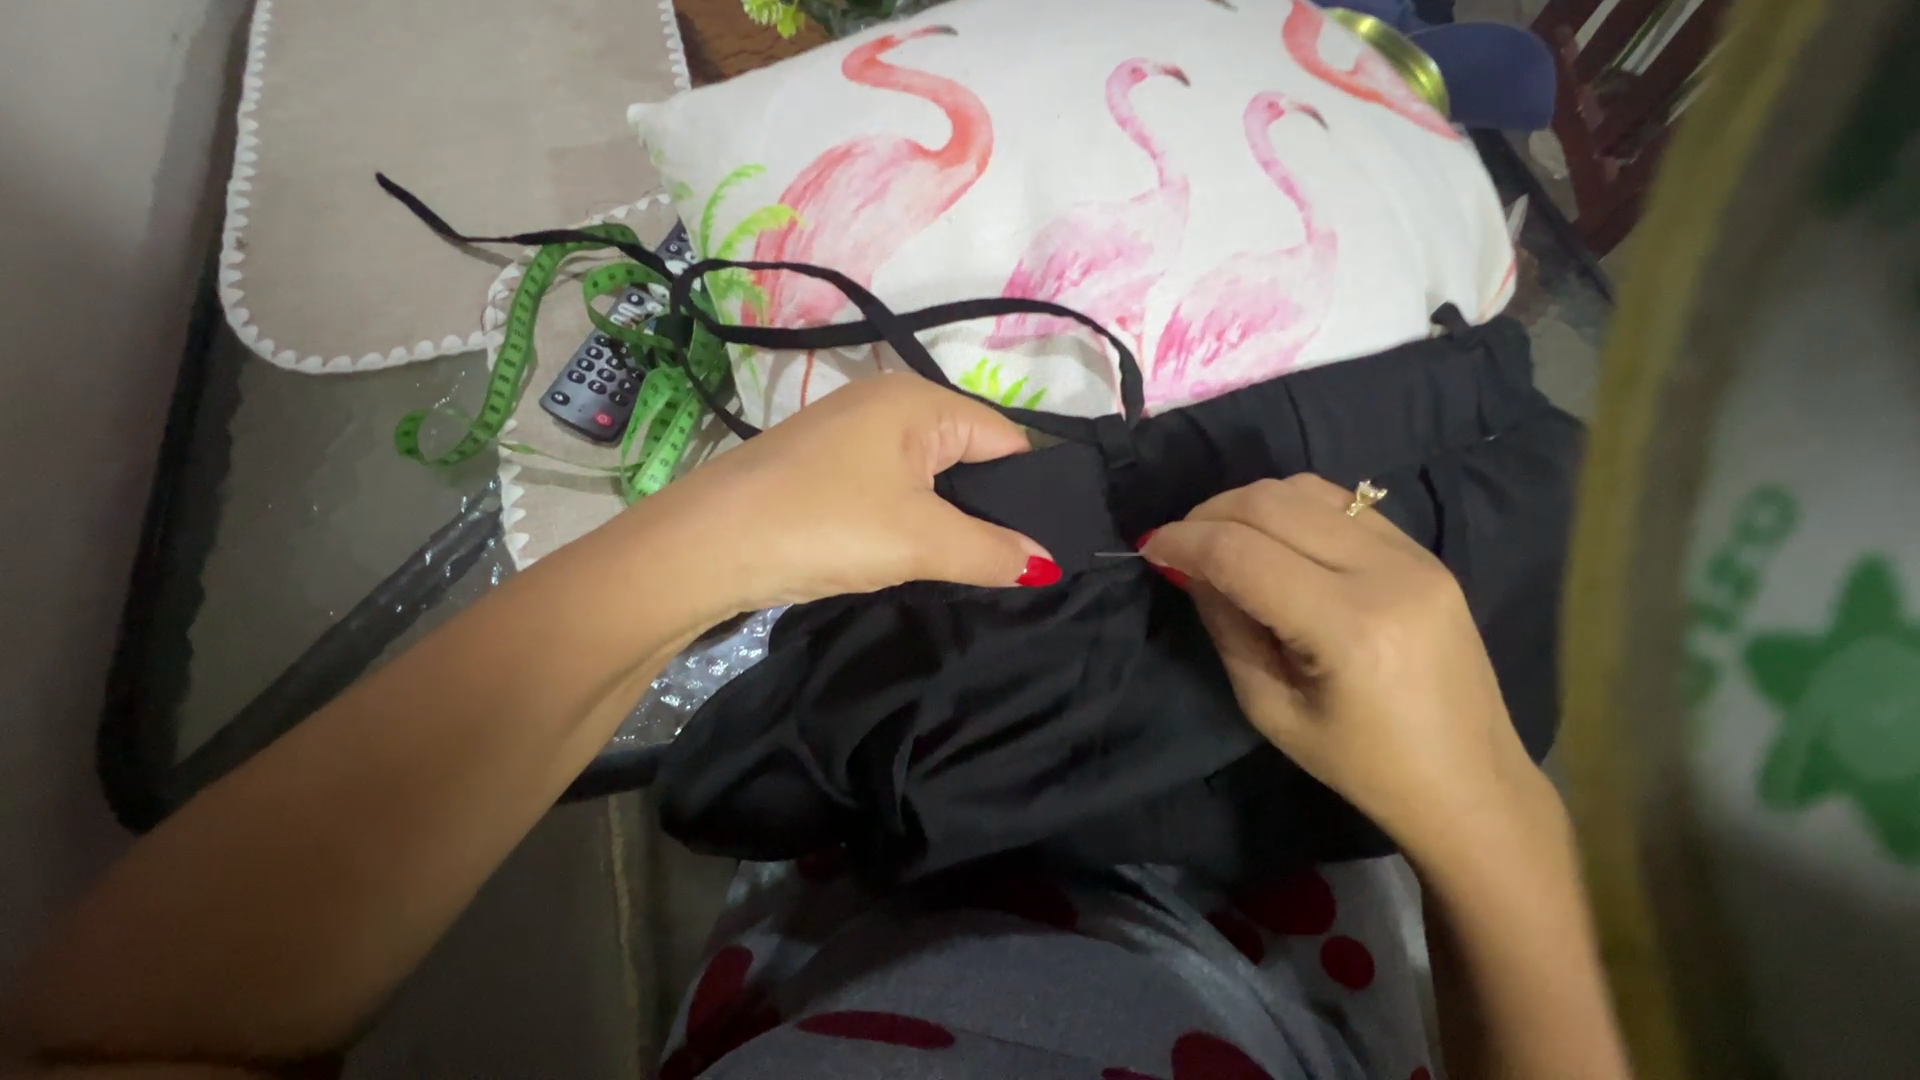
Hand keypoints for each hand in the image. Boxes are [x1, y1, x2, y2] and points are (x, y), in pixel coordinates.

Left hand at [636, 375, 1054, 621]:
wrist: (706, 546)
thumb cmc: (825, 525)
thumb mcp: (920, 540)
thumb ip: (991, 551)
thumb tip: (1046, 561)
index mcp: (920, 400)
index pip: (1006, 439)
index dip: (1028, 492)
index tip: (1045, 547)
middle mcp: (889, 404)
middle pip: (968, 455)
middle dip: (989, 509)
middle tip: (1013, 566)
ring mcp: (852, 435)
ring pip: (929, 477)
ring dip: (948, 520)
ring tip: (972, 567)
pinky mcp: (826, 467)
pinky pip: (893, 489)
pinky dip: (911, 521)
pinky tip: (916, 556)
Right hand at [1140, 475, 1550, 855]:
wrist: (1470, 782)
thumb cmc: (1362, 765)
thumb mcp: (1270, 709)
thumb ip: (1227, 627)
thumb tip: (1192, 569)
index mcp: (1349, 628)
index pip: (1242, 553)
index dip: (1184, 542)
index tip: (1150, 549)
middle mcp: (1387, 574)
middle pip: (1272, 503)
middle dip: (1208, 514)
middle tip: (1178, 543)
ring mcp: (1414, 556)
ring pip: (1306, 489)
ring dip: (1248, 504)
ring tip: (1219, 537)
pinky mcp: (1425, 553)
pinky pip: (1342, 502)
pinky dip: (1291, 507)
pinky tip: (1271, 538)